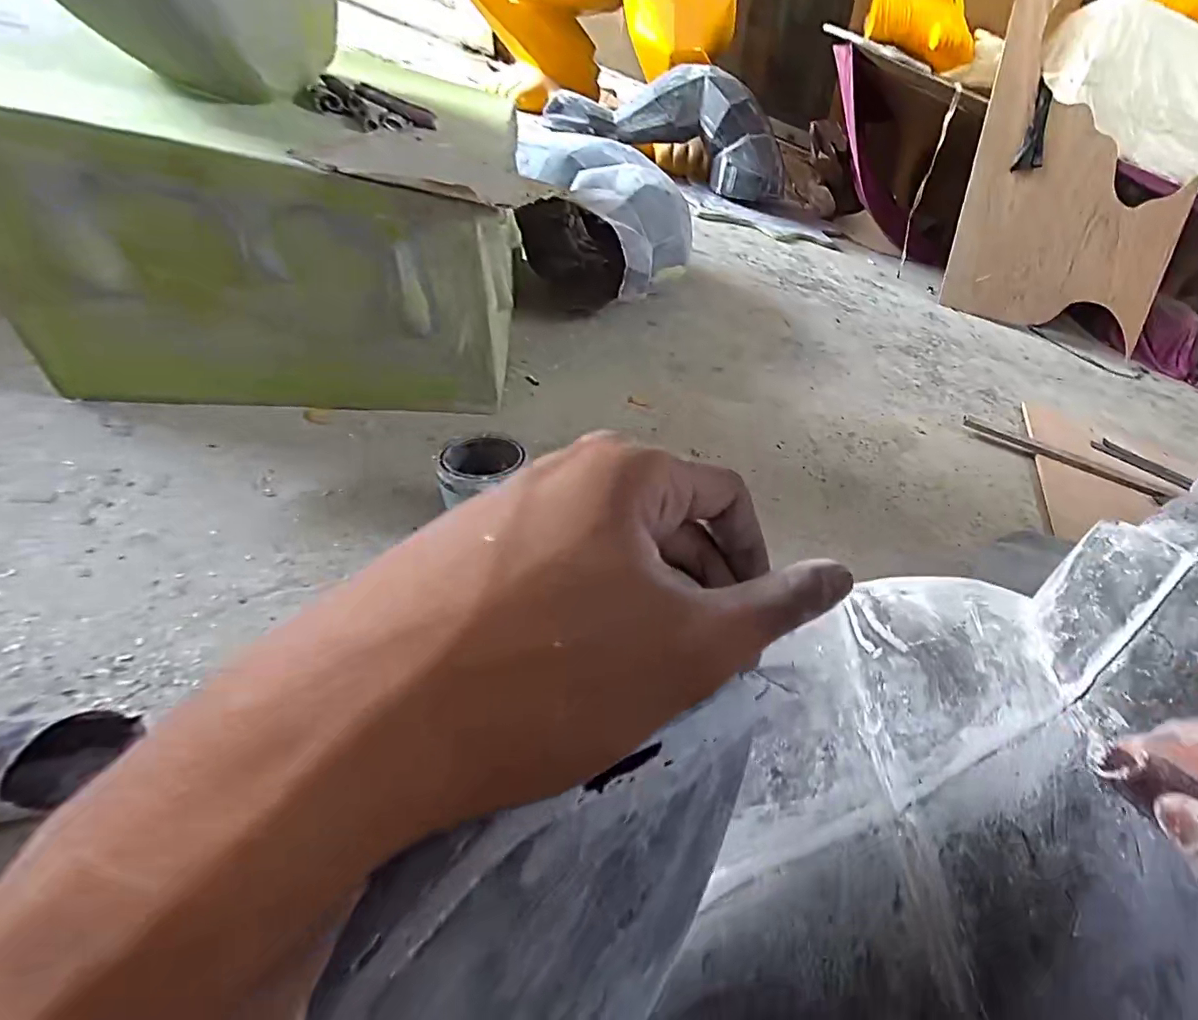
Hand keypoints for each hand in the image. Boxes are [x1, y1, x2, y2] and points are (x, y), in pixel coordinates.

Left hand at [0, 434, 850, 1019]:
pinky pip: (548, 569)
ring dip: (640, 603)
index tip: (750, 624)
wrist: (355, 728)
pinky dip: (579, 611)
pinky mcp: (451, 551)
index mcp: (624, 471)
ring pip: (606, 549)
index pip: (726, 496)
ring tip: (631, 672)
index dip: (756, 559)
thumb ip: (775, 607)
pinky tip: (559, 672)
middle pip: (665, 519)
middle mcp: (561, 469)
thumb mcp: (691, 649)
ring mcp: (499, 507)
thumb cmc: (553, 679)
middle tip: (697, 657)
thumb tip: (841, 573)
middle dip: (697, 584)